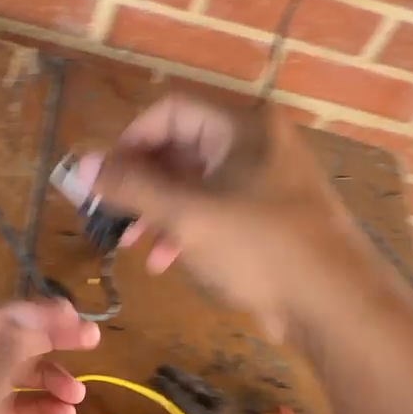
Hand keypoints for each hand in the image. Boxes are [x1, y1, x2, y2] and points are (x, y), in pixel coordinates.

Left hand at [0, 300, 99, 413]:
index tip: (78, 317)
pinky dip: (34, 409)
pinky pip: (7, 409)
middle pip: (4, 347)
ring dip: (46, 381)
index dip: (36, 314)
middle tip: (93, 342)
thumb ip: (5, 359)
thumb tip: (31, 319)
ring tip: (78, 398)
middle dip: (47, 345)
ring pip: (9, 379)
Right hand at [90, 94, 389, 341]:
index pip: (169, 111)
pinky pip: (216, 211)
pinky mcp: (268, 219)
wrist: (331, 302)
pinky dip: (186, 230)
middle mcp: (254, 144)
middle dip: (141, 183)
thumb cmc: (259, 248)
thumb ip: (132, 188)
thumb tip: (81, 163)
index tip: (100, 180)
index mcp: (241, 126)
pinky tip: (167, 261)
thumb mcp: (186, 216)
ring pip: (195, 184)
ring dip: (159, 212)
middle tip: (110, 216)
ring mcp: (264, 182)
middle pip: (180, 149)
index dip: (128, 141)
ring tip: (135, 245)